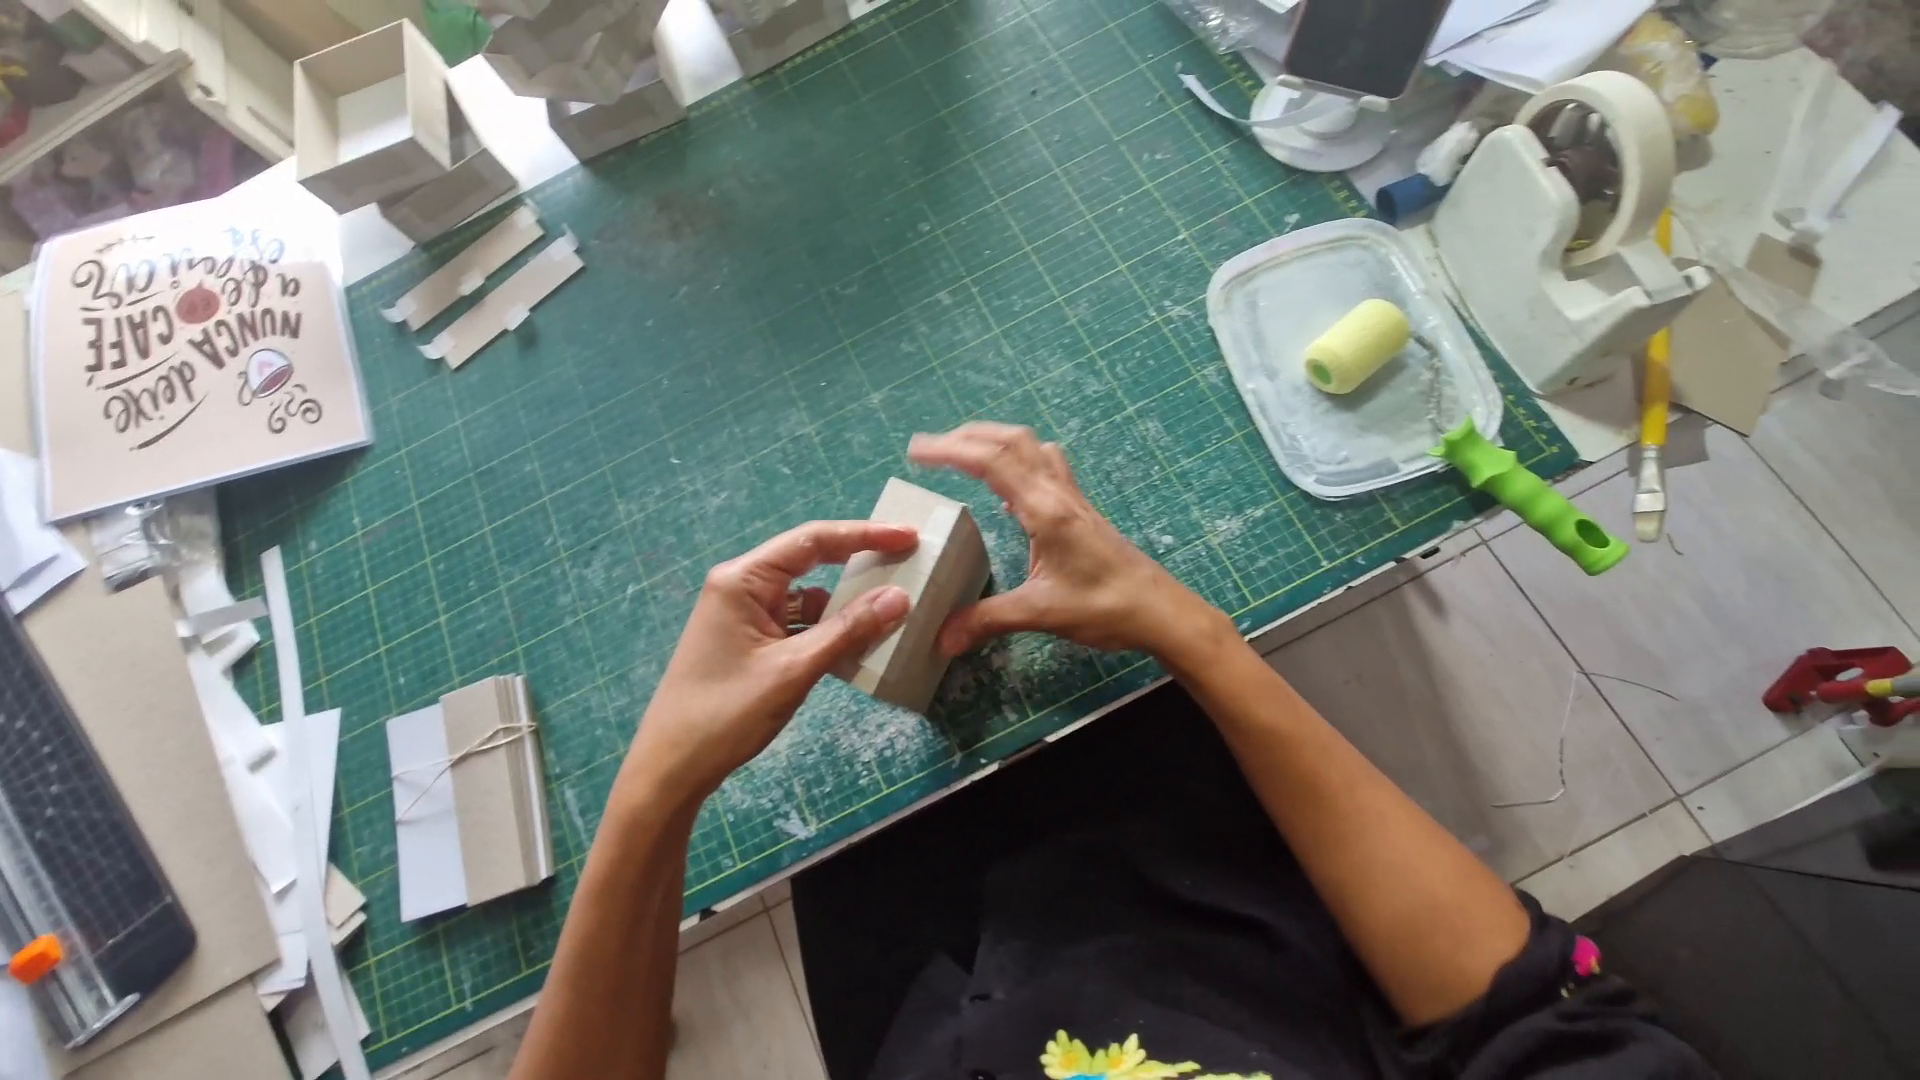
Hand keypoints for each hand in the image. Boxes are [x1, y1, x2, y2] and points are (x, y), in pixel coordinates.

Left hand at [621, 521, 916, 807]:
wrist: (672, 768)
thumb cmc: (726, 713)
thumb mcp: (794, 670)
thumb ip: (848, 630)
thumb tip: (900, 597)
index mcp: (743, 580)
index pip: (813, 541)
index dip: (864, 534)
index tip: (908, 536)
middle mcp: (742, 587)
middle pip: (811, 561)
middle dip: (858, 561)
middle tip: (908, 560)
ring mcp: (746, 615)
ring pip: (808, 596)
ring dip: (845, 603)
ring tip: (891, 606)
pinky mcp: (751, 640)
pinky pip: (799, 623)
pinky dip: (828, 630)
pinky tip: (857, 643)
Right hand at [909, 422, 1222, 660]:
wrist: (1162, 612)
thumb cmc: (1107, 607)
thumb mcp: (1041, 613)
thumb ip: (989, 620)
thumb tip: (943, 638)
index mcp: (1045, 510)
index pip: (992, 461)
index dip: (950, 451)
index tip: (917, 452)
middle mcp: (1059, 494)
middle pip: (1012, 440)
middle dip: (967, 436)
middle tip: (931, 448)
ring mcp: (1074, 500)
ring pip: (1033, 447)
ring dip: (995, 440)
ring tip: (964, 453)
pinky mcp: (1081, 511)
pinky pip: (1047, 468)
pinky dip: (1018, 461)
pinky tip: (1006, 486)